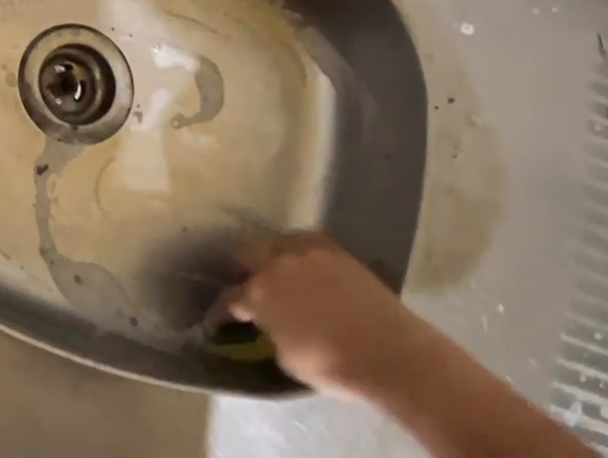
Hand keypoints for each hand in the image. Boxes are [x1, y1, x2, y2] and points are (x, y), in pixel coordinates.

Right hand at [211, 232, 440, 397]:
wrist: (391, 352)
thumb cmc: (335, 365)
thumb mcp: (288, 359)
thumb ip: (272, 333)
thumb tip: (273, 325)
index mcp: (258, 294)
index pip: (228, 299)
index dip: (220, 313)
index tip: (216, 323)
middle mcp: (275, 264)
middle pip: (244, 252)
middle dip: (241, 268)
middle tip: (248, 286)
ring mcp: (305, 251)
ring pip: (275, 242)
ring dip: (271, 256)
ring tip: (279, 271)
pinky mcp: (333, 249)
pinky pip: (305, 243)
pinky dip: (300, 253)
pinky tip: (307, 266)